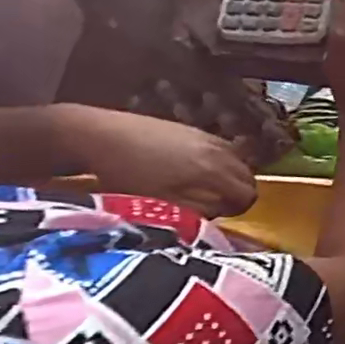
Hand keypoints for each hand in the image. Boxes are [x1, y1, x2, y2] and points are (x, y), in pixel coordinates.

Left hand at [63, 105, 256, 217]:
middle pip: (248, 177)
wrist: (96, 135)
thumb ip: (202, 210)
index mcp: (213, 171)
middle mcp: (218, 151)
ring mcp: (206, 136)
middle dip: (239, 192)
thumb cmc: (127, 176)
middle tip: (218, 203)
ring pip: (238, 161)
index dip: (239, 209)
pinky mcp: (192, 129)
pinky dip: (221, 162)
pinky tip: (197, 168)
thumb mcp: (164, 204)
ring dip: (231, 176)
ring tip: (209, 186)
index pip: (248, 194)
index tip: (221, 214)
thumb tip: (221, 210)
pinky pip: (223, 148)